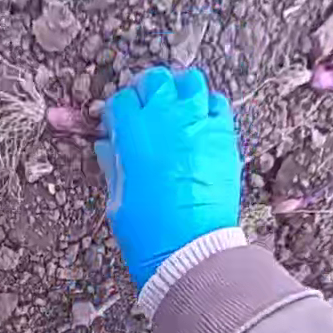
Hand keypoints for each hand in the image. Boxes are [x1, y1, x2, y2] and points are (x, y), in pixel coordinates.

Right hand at [94, 66, 241, 286]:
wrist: (190, 251)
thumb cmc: (151, 234)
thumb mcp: (117, 202)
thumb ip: (113, 166)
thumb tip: (108, 147)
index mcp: (134, 135)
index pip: (120, 101)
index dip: (116, 112)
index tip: (117, 123)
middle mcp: (167, 121)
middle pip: (155, 81)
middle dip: (145, 91)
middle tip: (143, 108)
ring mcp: (199, 125)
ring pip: (190, 81)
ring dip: (178, 90)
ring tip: (174, 108)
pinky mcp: (224, 137)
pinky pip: (217, 103)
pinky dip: (206, 107)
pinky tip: (198, 122)